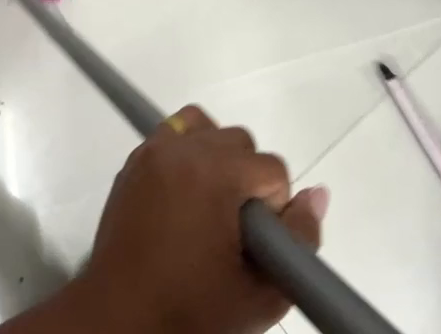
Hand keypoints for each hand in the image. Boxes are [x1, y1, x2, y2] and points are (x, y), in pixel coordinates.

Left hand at [75, 105, 327, 333]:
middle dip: (248, 179)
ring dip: (217, 157)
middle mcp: (179, 150)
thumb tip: (317, 194)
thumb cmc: (193, 308)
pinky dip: (185, 153)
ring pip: (202, 126)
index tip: (256, 241)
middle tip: (236, 227)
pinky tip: (187, 196)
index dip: (275, 208)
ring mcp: (151, 151)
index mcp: (213, 174)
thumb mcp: (262, 291)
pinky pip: (170, 134)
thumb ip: (299, 238)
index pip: (272, 167)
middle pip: (238, 140)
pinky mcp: (133, 161)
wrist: (123, 314)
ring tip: (213, 204)